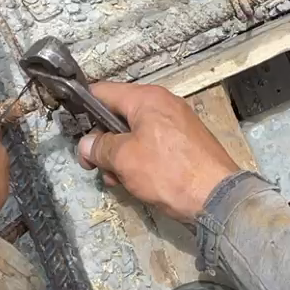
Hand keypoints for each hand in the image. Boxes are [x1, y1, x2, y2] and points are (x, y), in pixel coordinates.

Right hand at [76, 83, 238, 224]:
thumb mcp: (125, 158)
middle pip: (119, 115)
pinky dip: (140, 161)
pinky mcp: (185, 144)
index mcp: (147, 98)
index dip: (83, 107)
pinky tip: (137, 183)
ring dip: (120, 156)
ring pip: (135, 134)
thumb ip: (100, 147)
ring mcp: (177, 124)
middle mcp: (163, 104)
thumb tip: (87, 144)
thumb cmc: (169, 172)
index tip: (72, 127)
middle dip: (103, 141)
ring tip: (119, 181)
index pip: (103, 91)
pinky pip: (153, 145)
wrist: (218, 198)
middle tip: (94, 166)